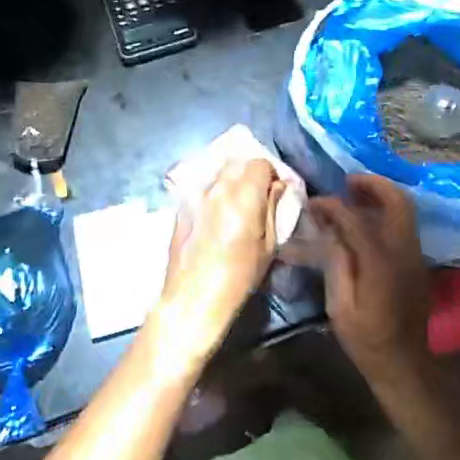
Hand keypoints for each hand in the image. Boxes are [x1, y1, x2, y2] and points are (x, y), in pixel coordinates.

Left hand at [143, 159, 285, 379]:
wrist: (193, 297)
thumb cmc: (238, 277)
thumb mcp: (268, 246)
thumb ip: (274, 209)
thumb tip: (278, 186)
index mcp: (243, 197)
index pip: (259, 163)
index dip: (271, 174)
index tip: (274, 191)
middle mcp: (217, 188)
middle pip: (237, 162)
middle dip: (250, 172)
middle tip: (257, 194)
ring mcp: (195, 194)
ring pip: (217, 170)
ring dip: (230, 178)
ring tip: (236, 200)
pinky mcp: (181, 204)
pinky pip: (200, 184)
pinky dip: (212, 188)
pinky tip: (215, 209)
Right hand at [309, 175, 430, 385]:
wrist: (403, 363)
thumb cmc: (365, 339)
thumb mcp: (340, 306)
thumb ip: (336, 263)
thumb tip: (330, 231)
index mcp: (381, 262)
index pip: (356, 219)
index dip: (333, 206)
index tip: (314, 203)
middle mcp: (404, 251)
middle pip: (397, 201)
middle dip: (373, 185)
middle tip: (347, 182)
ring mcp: (415, 256)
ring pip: (405, 210)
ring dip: (381, 195)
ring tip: (354, 194)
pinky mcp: (416, 262)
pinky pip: (404, 224)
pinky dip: (386, 212)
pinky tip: (365, 220)